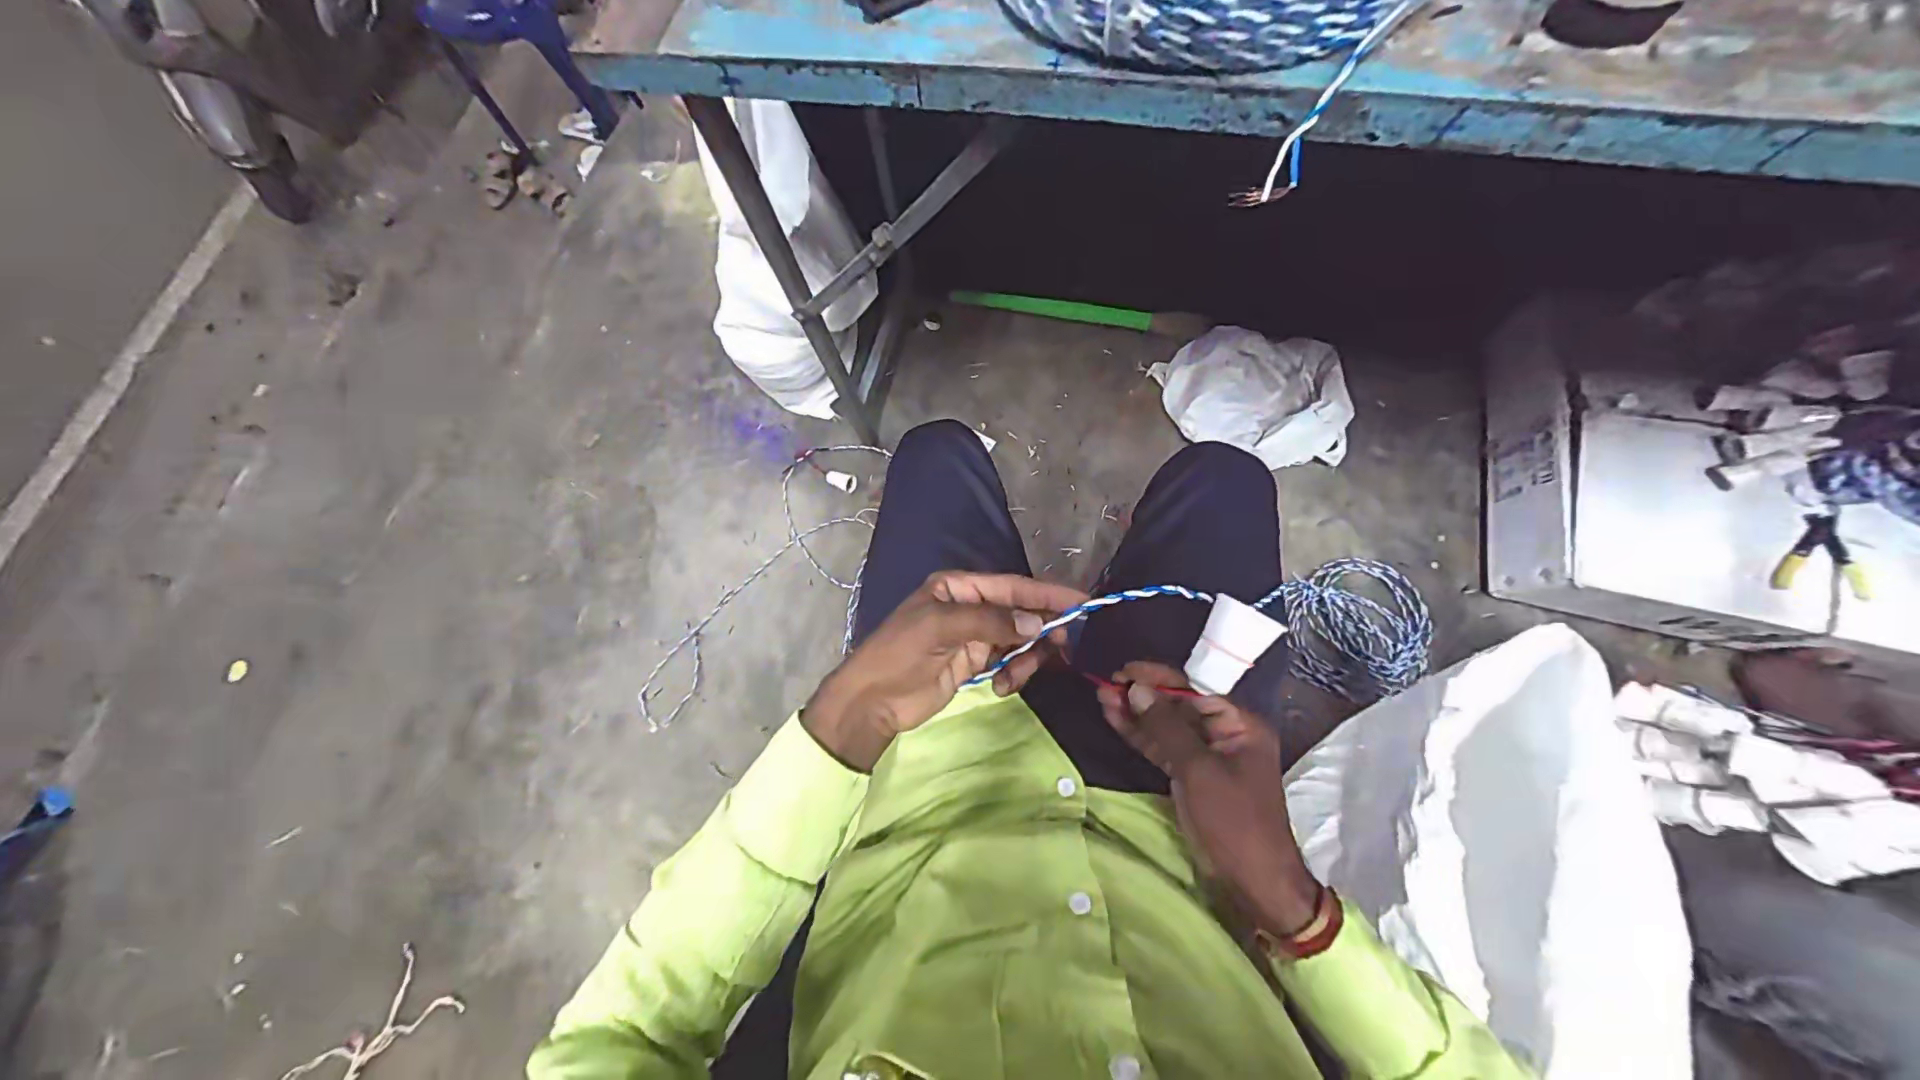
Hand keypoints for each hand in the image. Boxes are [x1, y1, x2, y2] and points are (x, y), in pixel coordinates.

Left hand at [804, 571, 1087, 771]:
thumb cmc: (900, 654)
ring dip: (1027, 658)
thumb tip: (1035, 623)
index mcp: (959, 587)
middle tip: (1063, 647)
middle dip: (1042, 629)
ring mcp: (974, 636)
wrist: (873, 700)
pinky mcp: (975, 663)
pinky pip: (1009, 662)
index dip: (1048, 593)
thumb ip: (990, 622)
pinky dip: (1014, 674)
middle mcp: (970, 607)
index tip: (1083, 601)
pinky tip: (1003, 687)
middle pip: (1021, 612)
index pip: (1012, 586)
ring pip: (1020, 640)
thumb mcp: (941, 628)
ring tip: (1014, 678)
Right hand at [1097, 661, 1320, 934]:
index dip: (1157, 678)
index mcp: (1240, 724)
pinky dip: (1140, 735)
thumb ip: (1166, 727)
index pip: (1193, 688)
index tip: (1123, 672)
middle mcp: (1225, 733)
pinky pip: (1163, 747)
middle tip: (1106, 685)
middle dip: (1141, 695)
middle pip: (1177, 705)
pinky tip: (1115, 720)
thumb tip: (1136, 689)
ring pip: (1166, 725)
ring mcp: (1207, 755)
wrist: (1254, 884)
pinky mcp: (1192, 775)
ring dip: (1135, 713)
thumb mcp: (1198, 770)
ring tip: (1102, 697)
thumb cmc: (1233, 822)